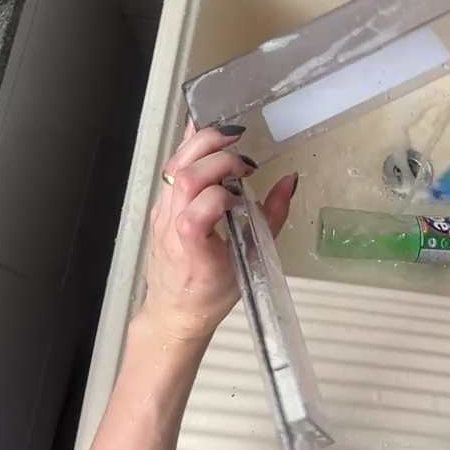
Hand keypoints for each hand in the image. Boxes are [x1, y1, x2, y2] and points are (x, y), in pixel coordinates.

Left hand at [140, 123, 297, 347]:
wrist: (173, 311)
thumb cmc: (211, 294)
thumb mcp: (252, 262)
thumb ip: (272, 218)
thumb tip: (289, 182)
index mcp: (193, 248)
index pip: (200, 208)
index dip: (225, 193)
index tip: (245, 192)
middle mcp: (170, 226)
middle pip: (184, 175)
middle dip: (217, 155)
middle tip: (243, 160)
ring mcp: (161, 213)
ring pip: (173, 166)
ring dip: (201, 143)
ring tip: (229, 137)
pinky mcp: (160, 206)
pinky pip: (171, 169)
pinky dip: (189, 148)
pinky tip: (207, 138)